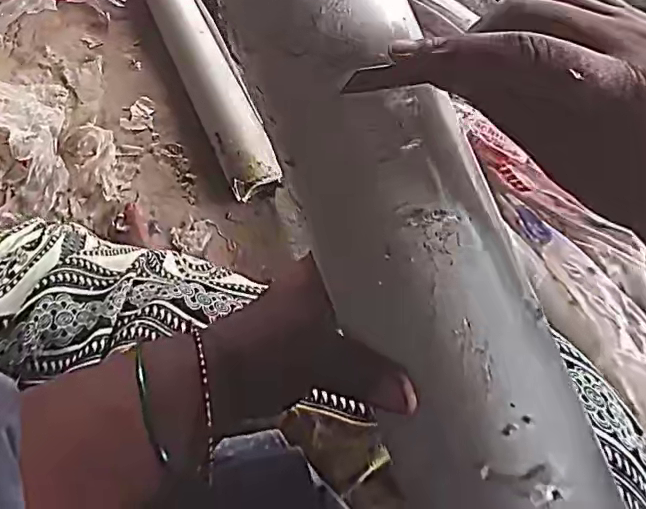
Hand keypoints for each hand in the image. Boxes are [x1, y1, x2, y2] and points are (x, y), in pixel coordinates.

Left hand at [203, 255, 415, 428]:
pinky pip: (333, 337)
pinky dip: (353, 349)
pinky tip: (377, 366)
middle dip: (382, 299)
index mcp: (313, 273)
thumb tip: (410, 394)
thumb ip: (369, 373)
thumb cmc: (270, 350)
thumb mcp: (326, 361)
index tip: (419, 265)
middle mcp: (305, 284)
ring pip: (343, 313)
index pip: (352, 250)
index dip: (381, 257)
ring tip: (409, 343)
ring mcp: (297, 310)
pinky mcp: (292, 338)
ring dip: (368, 328)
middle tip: (424, 313)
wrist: (221, 376)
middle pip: (352, 285)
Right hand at [348, 0, 645, 242]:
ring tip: (484, 52)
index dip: (456, 51)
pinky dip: (533, 8)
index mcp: (625, 86)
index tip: (406, 56)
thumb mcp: (553, 152)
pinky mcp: (645, 21)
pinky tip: (518, 33)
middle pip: (528, 13)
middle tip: (448, 63)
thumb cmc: (630, 190)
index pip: (521, 52)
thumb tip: (439, 70)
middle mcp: (642, 43)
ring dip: (500, 19)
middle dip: (475, 35)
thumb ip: (497, 100)